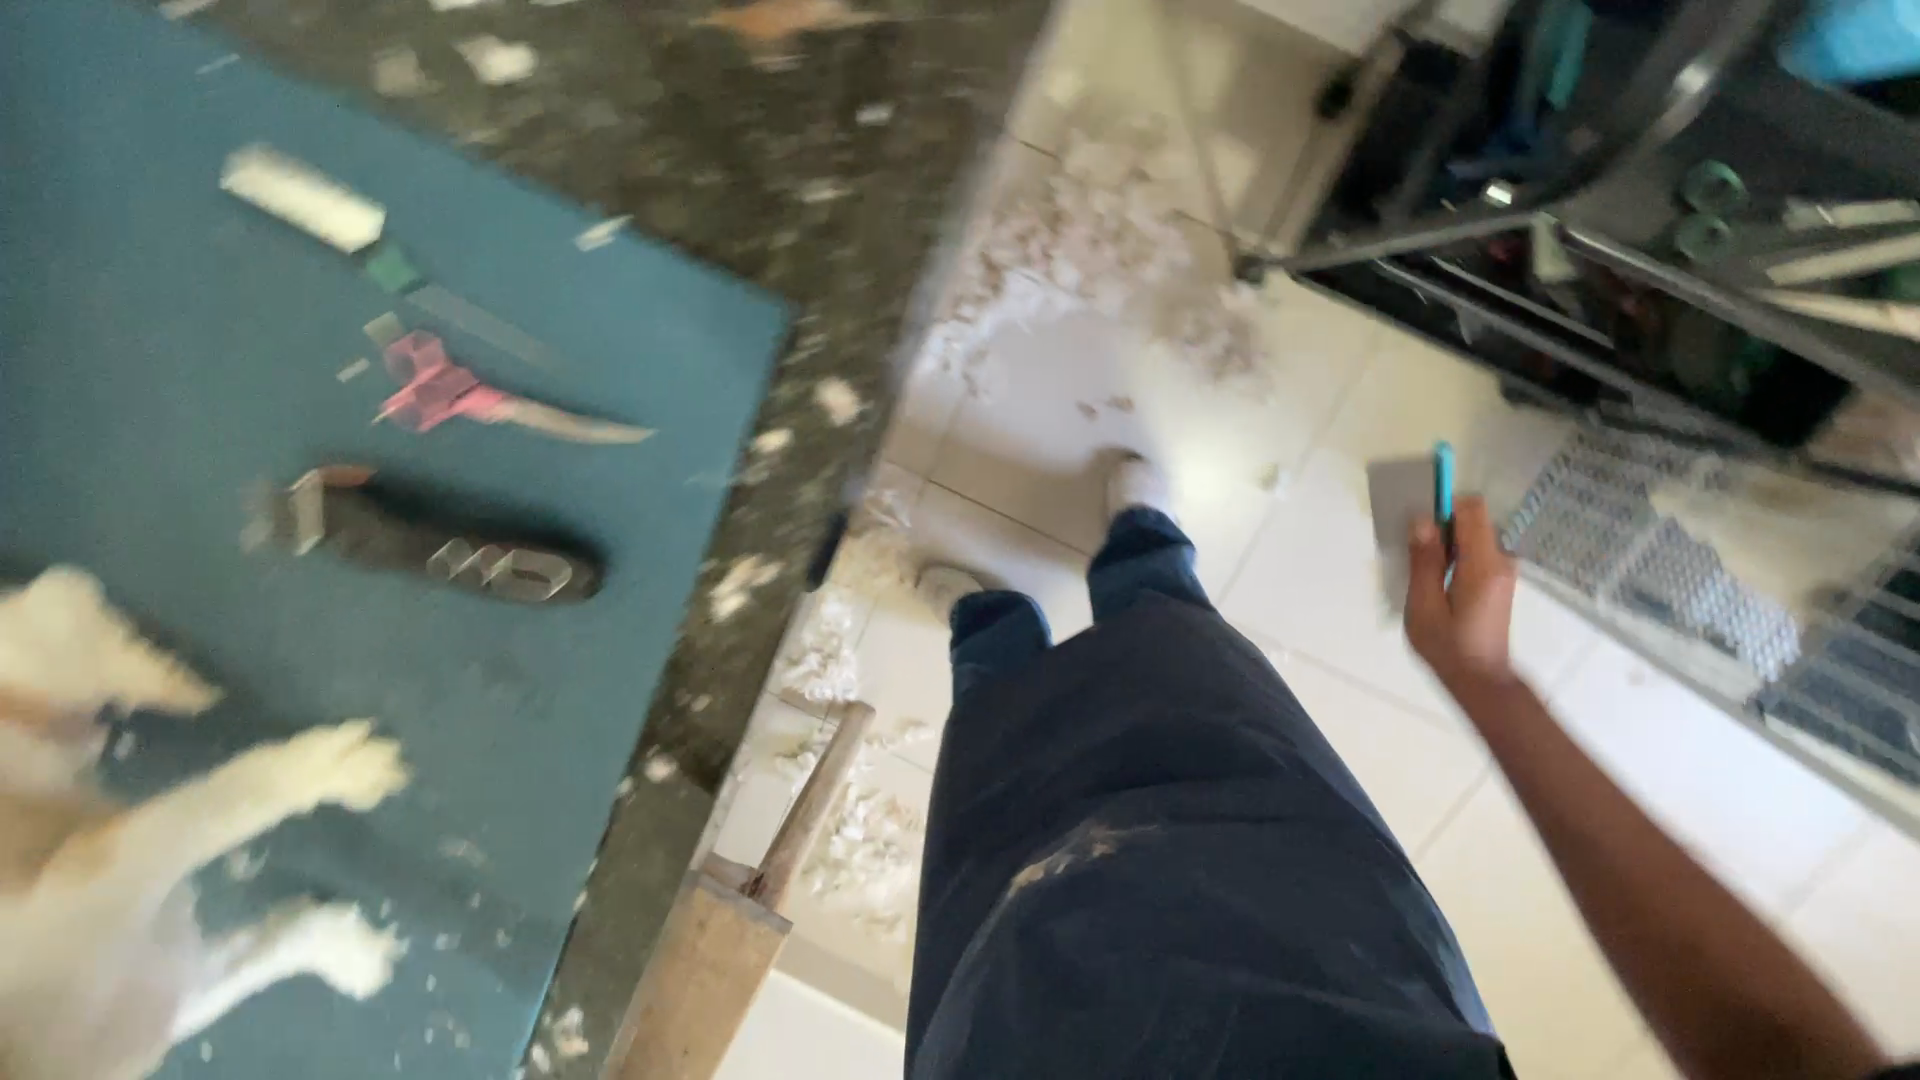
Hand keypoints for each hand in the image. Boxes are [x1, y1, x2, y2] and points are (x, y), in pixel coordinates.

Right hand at [1405, 496, 1518, 688]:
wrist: (1479, 678)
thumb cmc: (1447, 645)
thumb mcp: (1424, 604)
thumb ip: (1425, 561)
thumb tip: (1422, 521)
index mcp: (1483, 564)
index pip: (1471, 510)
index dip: (1444, 505)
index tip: (1418, 521)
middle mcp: (1500, 561)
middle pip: (1471, 520)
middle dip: (1441, 526)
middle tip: (1413, 551)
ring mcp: (1502, 571)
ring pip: (1472, 536)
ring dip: (1445, 543)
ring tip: (1422, 572)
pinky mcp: (1498, 580)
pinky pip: (1475, 552)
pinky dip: (1454, 555)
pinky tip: (1436, 581)